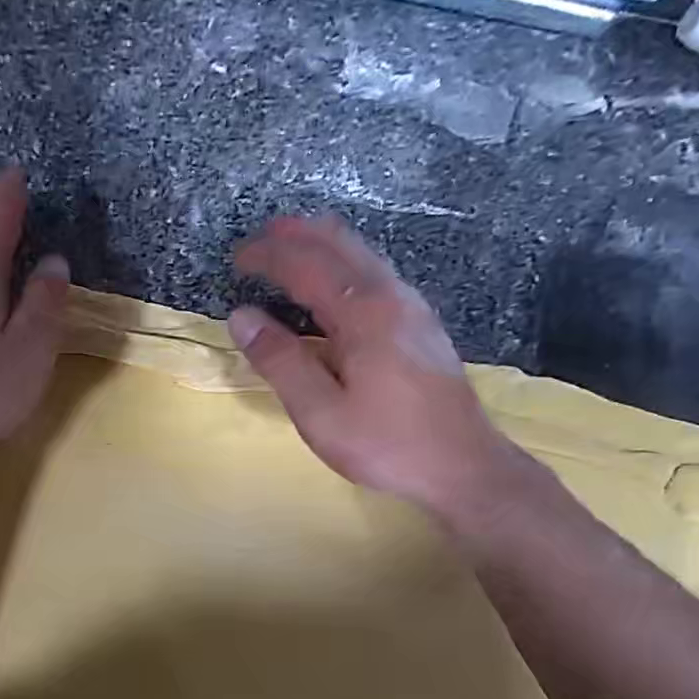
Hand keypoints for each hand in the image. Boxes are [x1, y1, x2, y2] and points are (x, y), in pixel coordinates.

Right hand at [231, 215, 542, 538]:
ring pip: (361, 255)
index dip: (267, 255)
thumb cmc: (386, 443)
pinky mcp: (421, 325)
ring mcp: (412, 307)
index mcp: (363, 313)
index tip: (236, 258)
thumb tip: (242, 318)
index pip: (306, 264)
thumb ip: (280, 362)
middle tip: (259, 241)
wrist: (462, 464)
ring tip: (289, 251)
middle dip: (295, 235)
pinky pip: (374, 274)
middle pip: (339, 244)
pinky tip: (332, 287)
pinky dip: (342, 265)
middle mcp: (391, 296)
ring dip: (321, 245)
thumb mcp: (320, 413)